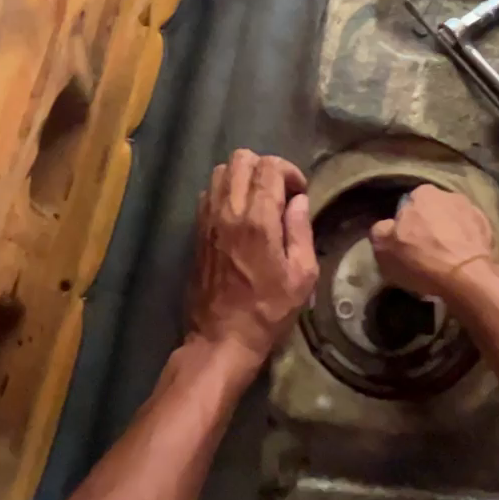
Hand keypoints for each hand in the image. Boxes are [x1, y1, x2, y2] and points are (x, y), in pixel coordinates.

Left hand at [188, 150, 317, 364]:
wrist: (220, 340)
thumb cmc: (268, 311)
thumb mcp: (302, 276)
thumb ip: (301, 231)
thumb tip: (298, 201)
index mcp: (257, 221)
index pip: (269, 167)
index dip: (289, 171)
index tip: (299, 193)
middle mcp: (228, 211)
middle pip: (241, 159)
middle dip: (266, 167)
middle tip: (279, 193)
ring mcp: (208, 219)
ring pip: (221, 171)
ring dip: (244, 177)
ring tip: (259, 200)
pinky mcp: (196, 230)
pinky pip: (208, 191)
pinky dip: (226, 191)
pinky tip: (240, 214)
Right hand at [369, 185, 498, 303]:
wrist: (467, 276)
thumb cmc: (421, 258)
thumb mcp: (383, 248)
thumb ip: (380, 231)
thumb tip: (386, 227)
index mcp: (423, 193)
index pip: (408, 206)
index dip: (405, 226)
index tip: (405, 245)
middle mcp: (448, 194)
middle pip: (433, 212)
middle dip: (429, 228)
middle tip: (425, 253)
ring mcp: (472, 210)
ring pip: (453, 222)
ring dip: (449, 235)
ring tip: (445, 260)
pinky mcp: (489, 228)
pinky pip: (471, 235)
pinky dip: (466, 244)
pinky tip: (461, 262)